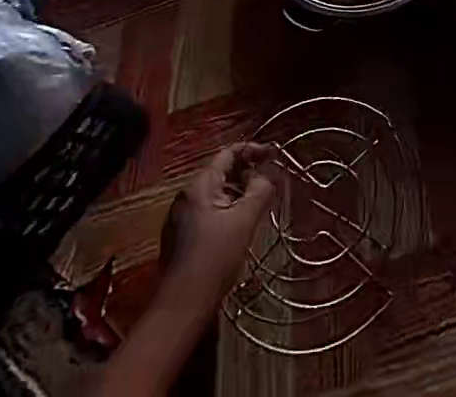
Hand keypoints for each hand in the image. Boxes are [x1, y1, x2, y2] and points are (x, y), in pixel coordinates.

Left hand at [156, 142, 277, 309]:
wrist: (182, 305)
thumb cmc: (215, 258)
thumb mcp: (244, 220)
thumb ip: (260, 190)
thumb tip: (268, 173)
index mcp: (199, 187)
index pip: (227, 154)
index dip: (252, 150)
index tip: (274, 154)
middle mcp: (186, 196)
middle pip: (221, 172)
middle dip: (247, 171)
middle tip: (271, 178)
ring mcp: (181, 216)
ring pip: (216, 192)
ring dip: (238, 191)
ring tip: (260, 199)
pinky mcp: (181, 235)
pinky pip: (209, 209)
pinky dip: (227, 207)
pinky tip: (240, 221)